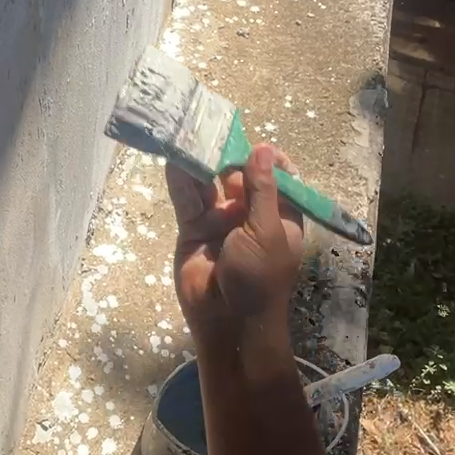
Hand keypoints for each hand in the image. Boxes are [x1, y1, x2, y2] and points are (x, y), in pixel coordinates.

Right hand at [165, 144, 305, 345]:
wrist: (228, 320)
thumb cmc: (260, 278)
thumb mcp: (268, 231)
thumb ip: (261, 190)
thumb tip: (263, 149)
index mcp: (279, 216)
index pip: (278, 179)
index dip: (268, 160)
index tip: (256, 145)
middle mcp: (249, 214)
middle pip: (239, 176)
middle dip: (228, 156)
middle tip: (215, 133)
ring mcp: (219, 221)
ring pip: (210, 185)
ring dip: (202, 164)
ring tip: (191, 139)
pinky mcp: (193, 229)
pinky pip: (188, 200)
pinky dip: (181, 181)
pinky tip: (175, 161)